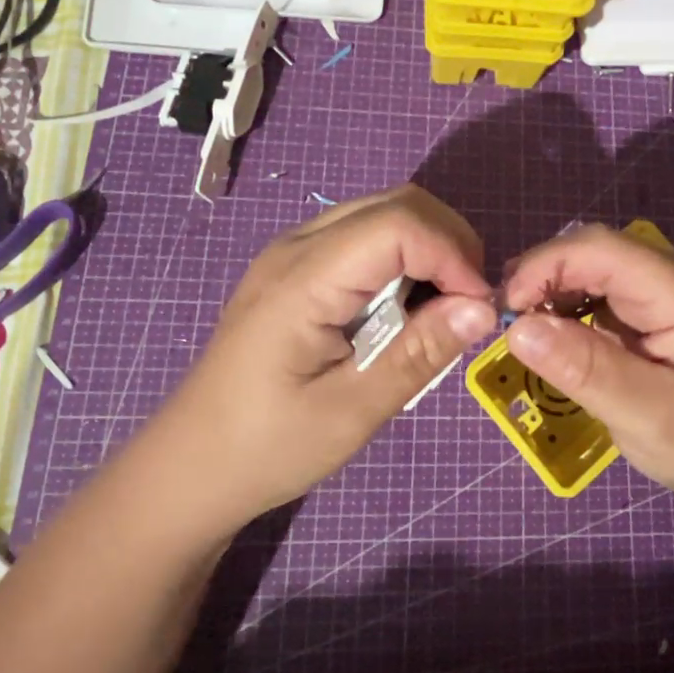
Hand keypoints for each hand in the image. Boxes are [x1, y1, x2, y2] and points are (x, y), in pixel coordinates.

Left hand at [162, 186, 496, 525]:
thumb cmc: (267, 448)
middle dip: (449, 244)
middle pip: (396, 205)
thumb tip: (484, 308)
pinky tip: (403, 312)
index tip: (480, 308)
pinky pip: (363, 238)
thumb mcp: (351, 412)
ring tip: (442, 312)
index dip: (453, 253)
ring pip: (383, 215)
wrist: (190, 467)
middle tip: (470, 307)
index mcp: (304, 278)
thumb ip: (418, 353)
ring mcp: (292, 252)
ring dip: (428, 250)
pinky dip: (402, 260)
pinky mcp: (295, 269)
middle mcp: (297, 246)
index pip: (399, 223)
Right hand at [499, 224, 673, 504]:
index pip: (600, 249)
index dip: (546, 265)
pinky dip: (560, 307)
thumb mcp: (644, 414)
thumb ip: (585, 369)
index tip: (505, 309)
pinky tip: (543, 334)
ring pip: (587, 268)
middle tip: (501, 320)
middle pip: (591, 251)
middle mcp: (665, 278)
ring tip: (515, 327)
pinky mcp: (639, 313)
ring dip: (547, 289)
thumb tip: (517, 328)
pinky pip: (591, 293)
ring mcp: (653, 293)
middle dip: (542, 275)